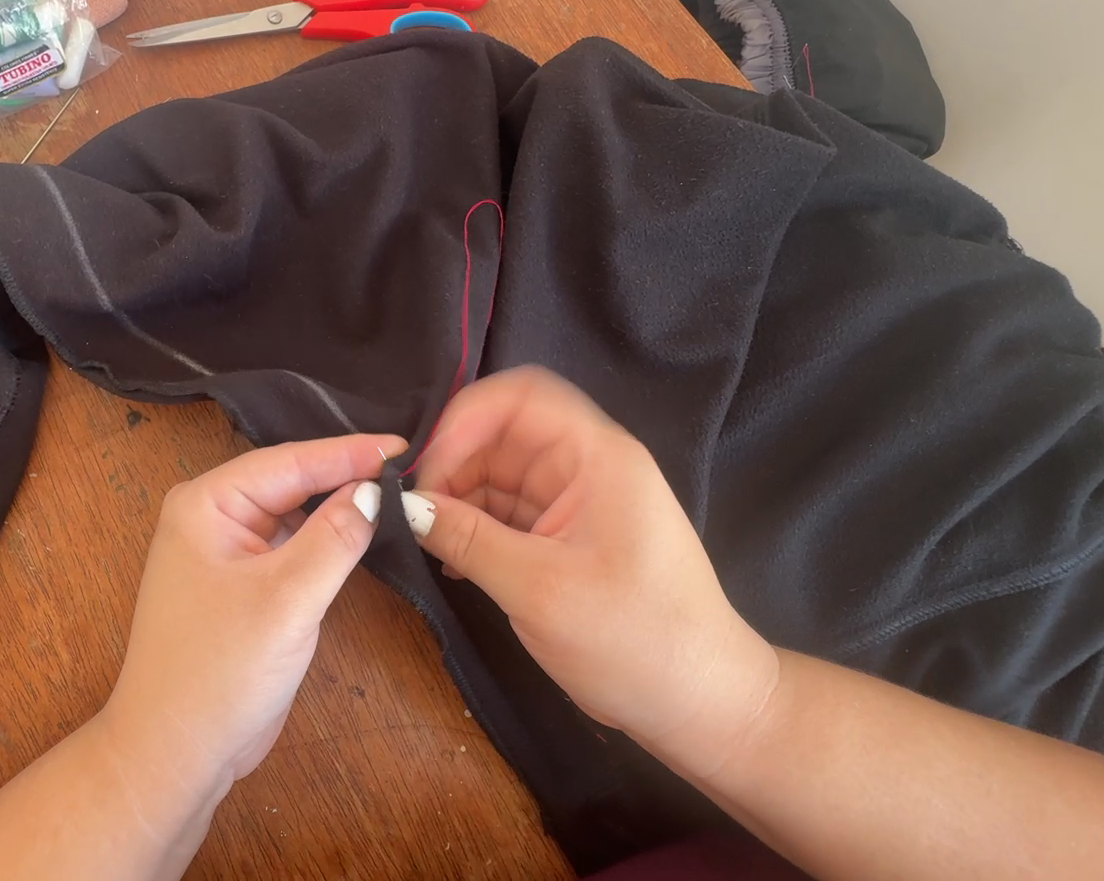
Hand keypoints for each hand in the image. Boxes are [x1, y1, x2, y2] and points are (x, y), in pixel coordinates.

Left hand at [102, 432, 405, 786]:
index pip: (288, 462)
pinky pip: (294, 546)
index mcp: (207, 503)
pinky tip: (363, 531)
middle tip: (408, 467)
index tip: (404, 445)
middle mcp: (215, 517)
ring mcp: (230, 551)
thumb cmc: (220, 671)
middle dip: (345, 475)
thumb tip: (375, 489)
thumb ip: (334, 538)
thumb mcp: (285, 599)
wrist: (178, 754)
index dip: (347, 452)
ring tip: (396, 491)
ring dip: (339, 506)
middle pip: (291, 483)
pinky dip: (328, 539)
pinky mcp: (247, 583)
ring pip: (295, 514)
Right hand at [408, 366, 776, 770]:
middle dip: (452, 466)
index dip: (465, 419)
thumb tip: (401, 505)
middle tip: (413, 514)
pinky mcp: (562, 533)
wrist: (702, 707)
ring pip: (496, 474)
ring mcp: (573, 500)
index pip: (520, 397)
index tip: (425, 468)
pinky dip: (472, 528)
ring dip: (457, 501)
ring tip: (428, 543)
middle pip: (500, 435)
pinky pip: (504, 511)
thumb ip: (466, 538)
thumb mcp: (540, 589)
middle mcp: (583, 466)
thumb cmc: (635, 640)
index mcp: (595, 457)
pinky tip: (451, 561)